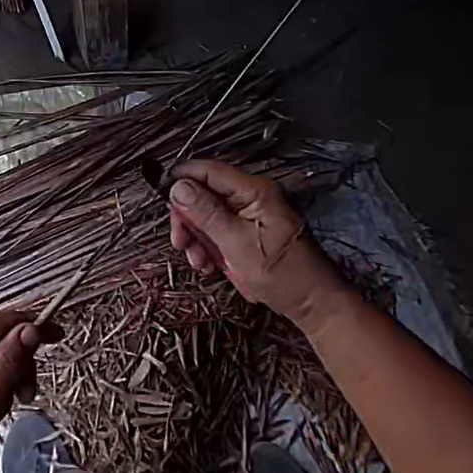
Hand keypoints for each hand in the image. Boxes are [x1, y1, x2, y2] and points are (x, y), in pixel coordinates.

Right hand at [167, 160, 347, 326]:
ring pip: (204, 214)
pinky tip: (207, 264)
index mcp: (253, 191)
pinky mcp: (243, 232)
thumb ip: (206, 214)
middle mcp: (249, 197)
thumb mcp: (237, 244)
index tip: (163, 196)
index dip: (182, 179)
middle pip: (203, 193)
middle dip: (187, 218)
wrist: (310, 302)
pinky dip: (206, 246)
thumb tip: (178, 187)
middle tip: (181, 241)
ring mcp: (246, 215)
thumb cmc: (284, 274)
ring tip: (199, 260)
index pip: (209, 171)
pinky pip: (215, 231)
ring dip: (195, 237)